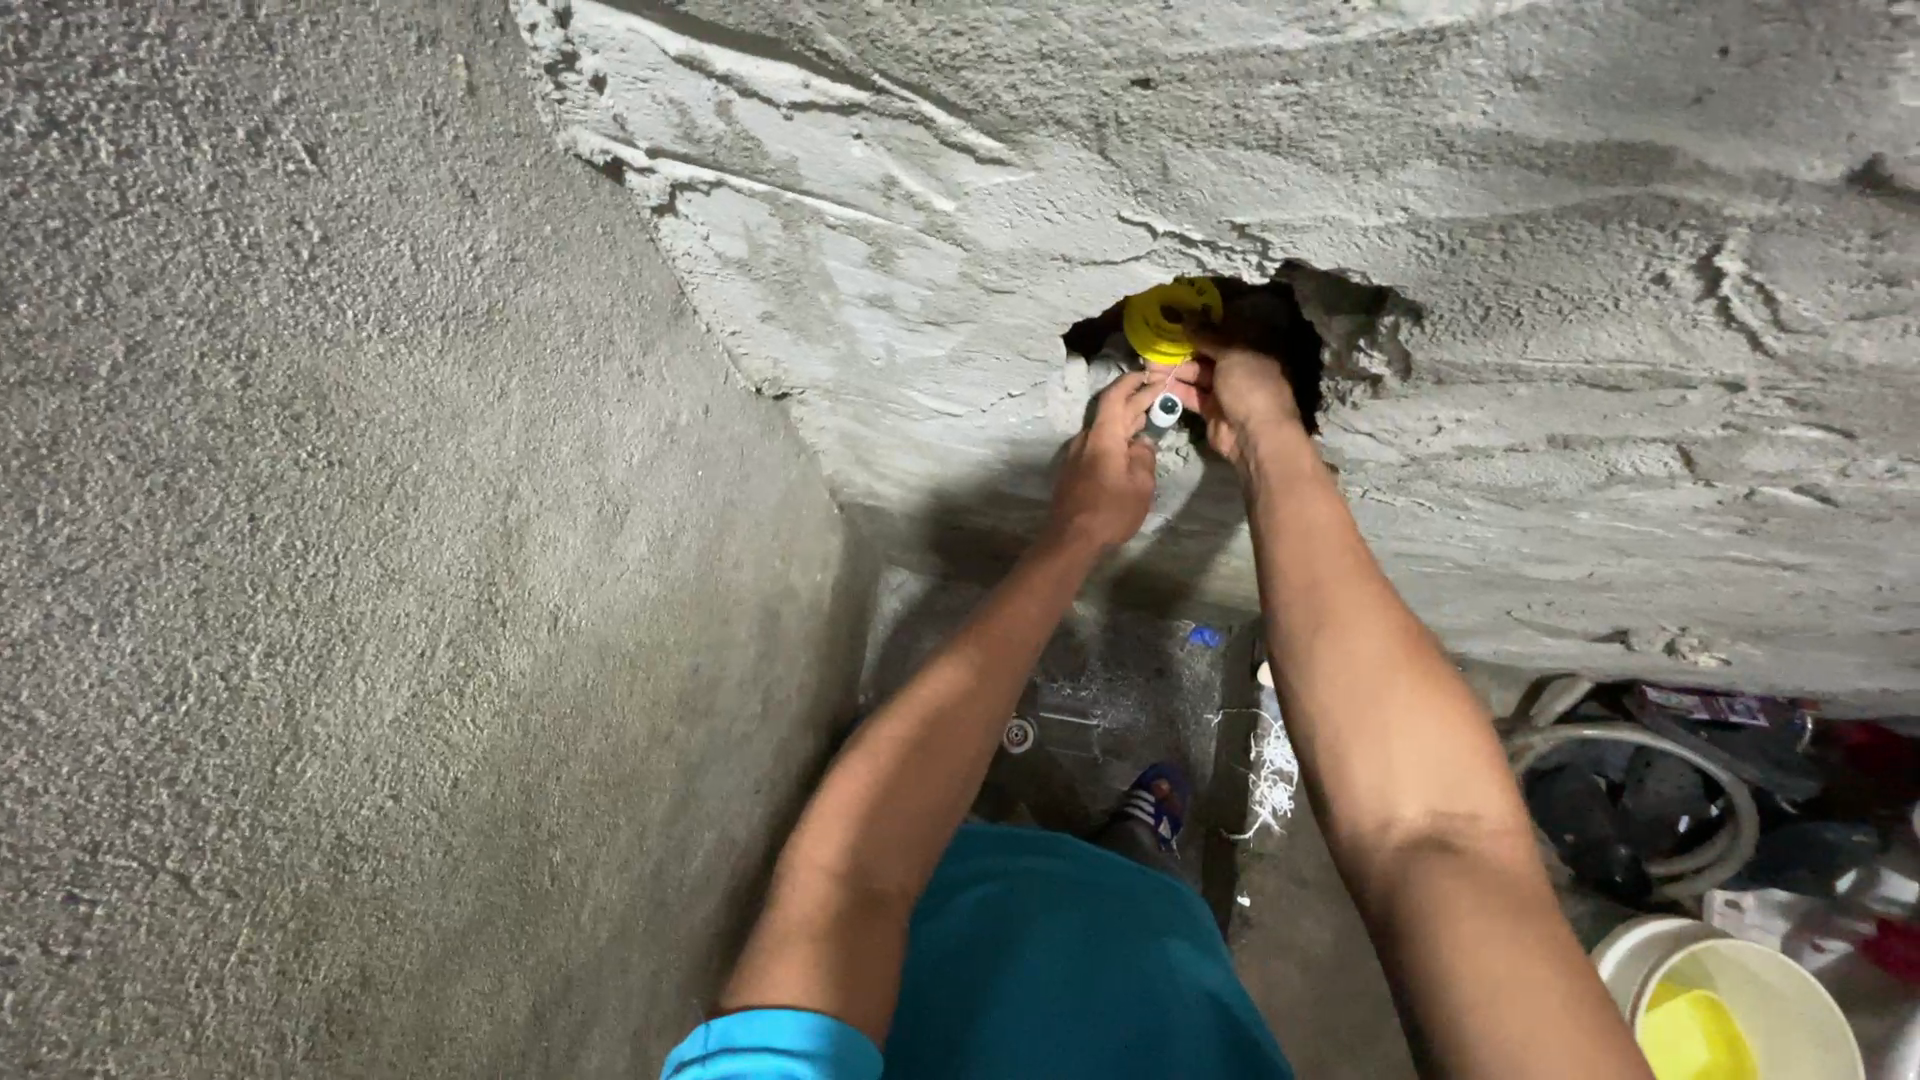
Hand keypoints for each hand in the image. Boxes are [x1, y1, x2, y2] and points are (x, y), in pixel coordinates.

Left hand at [1048, 371, 1161, 548]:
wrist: (1071, 538)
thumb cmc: (1110, 510)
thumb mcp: (1140, 484)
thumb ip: (1144, 457)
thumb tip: (1141, 444)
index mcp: (1103, 436)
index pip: (1115, 397)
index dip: (1131, 383)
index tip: (1148, 374)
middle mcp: (1086, 440)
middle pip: (1111, 413)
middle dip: (1134, 402)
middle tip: (1157, 393)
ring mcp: (1076, 456)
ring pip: (1104, 431)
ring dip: (1125, 422)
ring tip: (1147, 417)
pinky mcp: (1073, 472)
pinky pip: (1097, 447)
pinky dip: (1115, 440)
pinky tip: (1128, 448)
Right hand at [1164, 323, 1303, 467]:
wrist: (1255, 434)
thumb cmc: (1250, 386)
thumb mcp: (1231, 354)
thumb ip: (1207, 337)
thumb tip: (1188, 318)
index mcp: (1252, 349)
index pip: (1225, 332)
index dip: (1203, 325)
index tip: (1178, 319)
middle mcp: (1240, 367)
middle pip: (1208, 354)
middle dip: (1183, 348)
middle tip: (1157, 341)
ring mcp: (1226, 390)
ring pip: (1197, 375)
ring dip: (1175, 369)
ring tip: (1150, 362)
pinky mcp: (1212, 410)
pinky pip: (1192, 395)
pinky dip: (1176, 389)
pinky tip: (1157, 382)